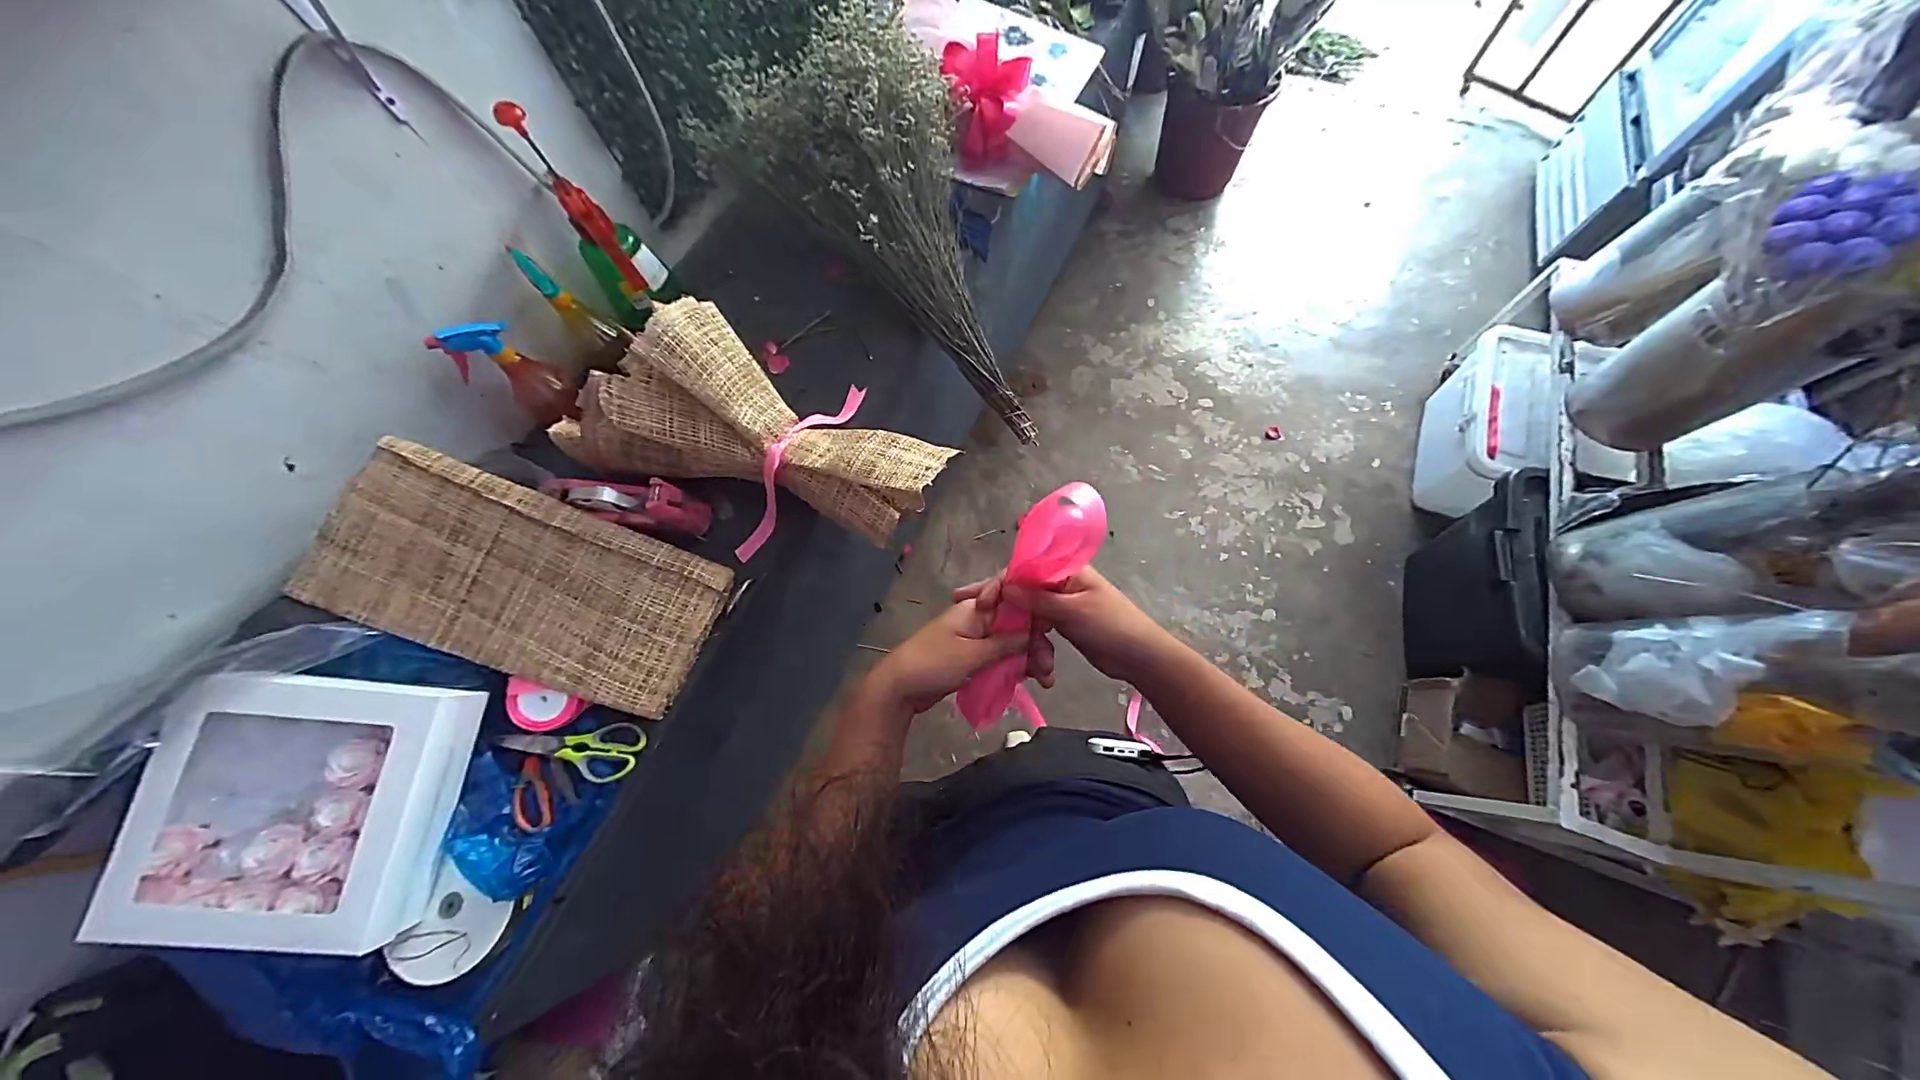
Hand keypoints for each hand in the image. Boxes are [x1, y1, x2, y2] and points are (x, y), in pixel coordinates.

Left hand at [865, 597, 1051, 714]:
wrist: (899, 689)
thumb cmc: (933, 663)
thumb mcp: (973, 654)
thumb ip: (1006, 643)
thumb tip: (1033, 632)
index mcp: (976, 607)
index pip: (1013, 596)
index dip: (1035, 608)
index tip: (1052, 627)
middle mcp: (980, 618)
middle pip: (1018, 623)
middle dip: (1037, 642)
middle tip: (1048, 668)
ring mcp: (978, 638)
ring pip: (1014, 642)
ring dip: (1031, 657)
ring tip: (1045, 680)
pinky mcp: (976, 657)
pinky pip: (1004, 656)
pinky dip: (1018, 666)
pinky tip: (1033, 679)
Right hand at [960, 566, 1170, 684]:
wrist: (1140, 657)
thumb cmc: (1112, 626)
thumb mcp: (1073, 612)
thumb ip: (1038, 600)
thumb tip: (1005, 587)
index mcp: (1065, 570)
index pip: (1023, 568)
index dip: (999, 582)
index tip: (979, 600)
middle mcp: (1060, 582)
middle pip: (1020, 587)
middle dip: (994, 598)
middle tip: (960, 602)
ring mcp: (1060, 603)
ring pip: (1026, 609)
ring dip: (1012, 625)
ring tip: (984, 634)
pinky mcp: (1062, 623)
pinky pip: (1036, 626)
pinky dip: (1027, 637)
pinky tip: (1012, 647)